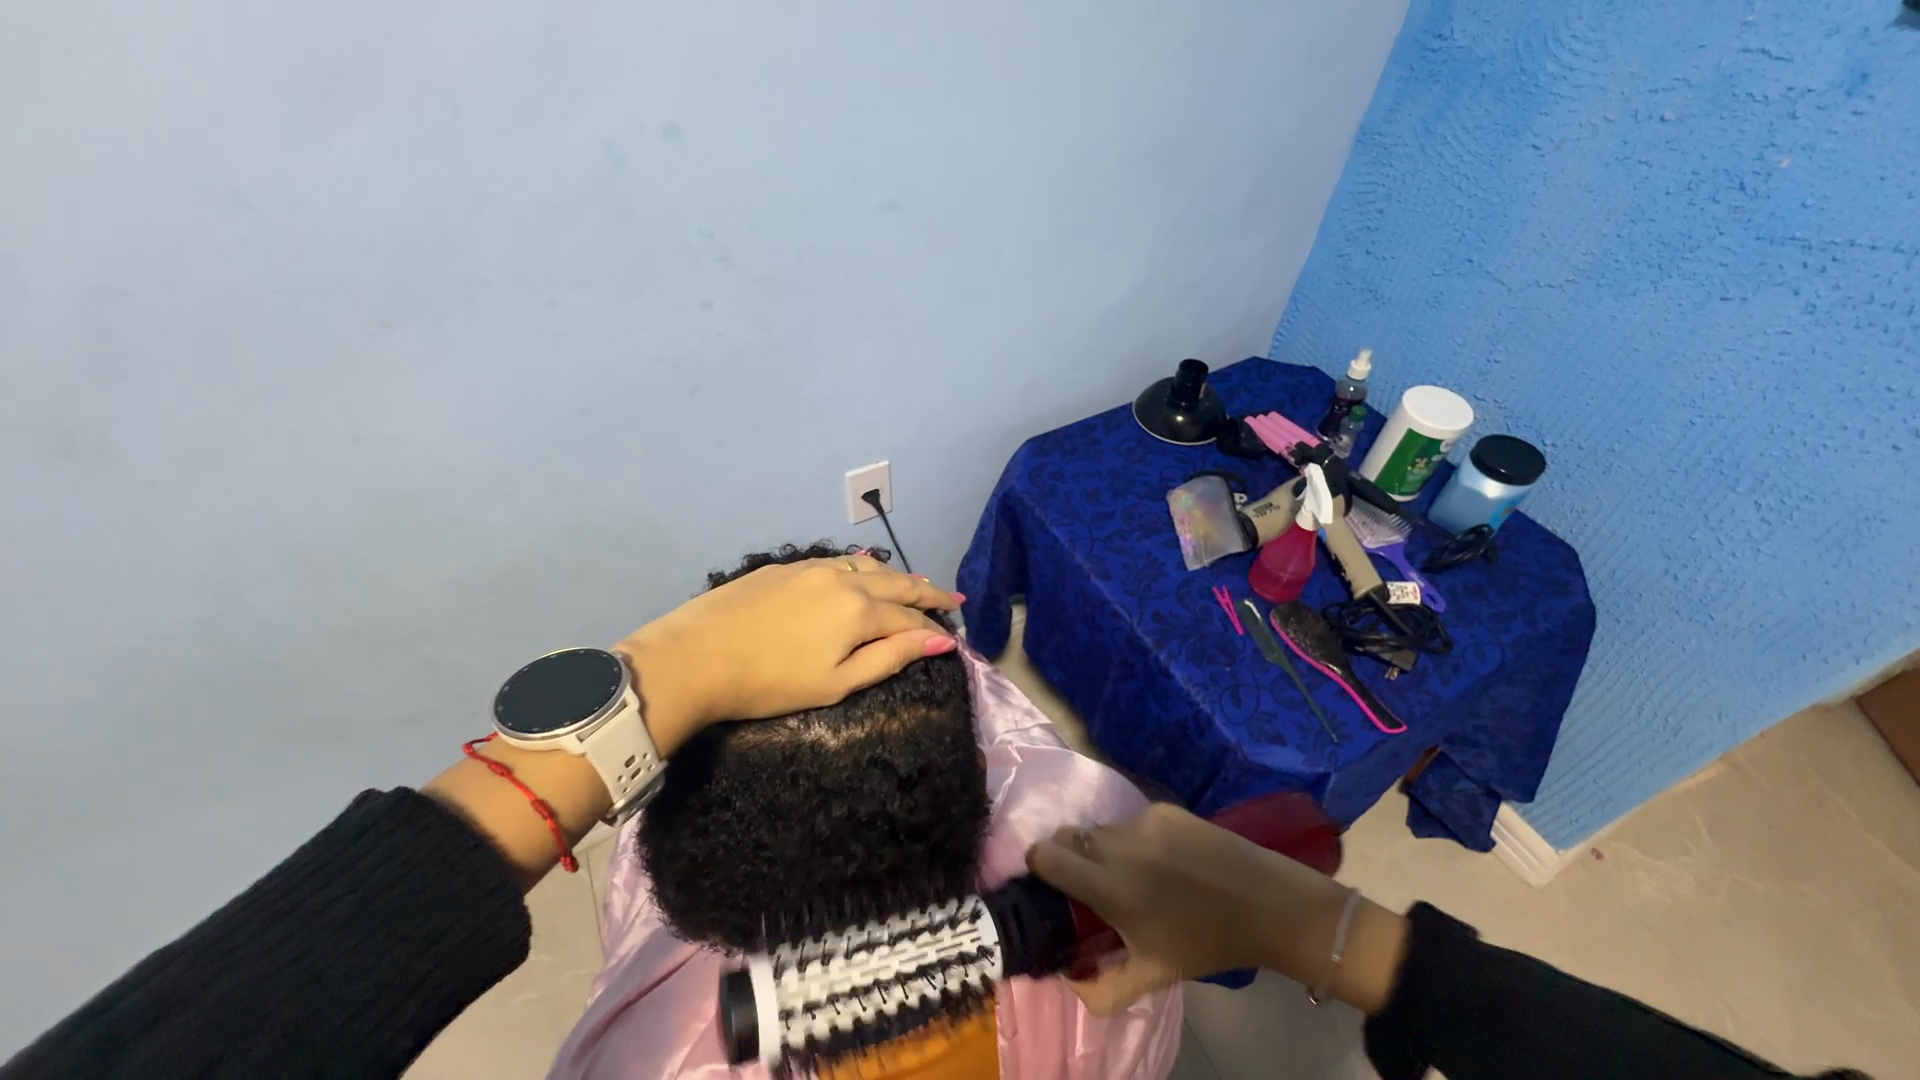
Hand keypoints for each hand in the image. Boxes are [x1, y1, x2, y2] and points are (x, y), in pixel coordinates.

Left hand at [614, 553, 960, 749]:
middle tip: (953, 599)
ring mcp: (811, 568)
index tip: (953, 636)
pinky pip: (838, 561)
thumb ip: (890, 658)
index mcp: (859, 610)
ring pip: (868, 566)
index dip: (933, 628)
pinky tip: (865, 570)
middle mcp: (842, 579)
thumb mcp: (837, 683)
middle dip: (927, 592)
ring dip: (898, 576)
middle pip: (896, 583)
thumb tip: (939, 641)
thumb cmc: (770, 683)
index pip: (909, 617)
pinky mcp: (785, 567)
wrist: (695, 657)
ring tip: (917, 583)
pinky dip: (864, 567)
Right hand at [1027, 803, 1404, 1014]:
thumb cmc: (1206, 943)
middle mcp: (1118, 845)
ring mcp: (1142, 821)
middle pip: (1069, 837)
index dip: (1039, 865)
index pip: (1045, 855)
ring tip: (1137, 875)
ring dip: (1105, 849)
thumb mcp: (1154, 974)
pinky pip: (1132, 821)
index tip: (1050, 883)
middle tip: (1092, 885)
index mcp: (1109, 886)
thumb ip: (1104, 987)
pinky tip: (1165, 861)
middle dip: (1070, 857)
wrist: (1266, 904)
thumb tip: (1070, 981)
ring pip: (1101, 829)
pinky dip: (1135, 839)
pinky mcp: (1165, 808)